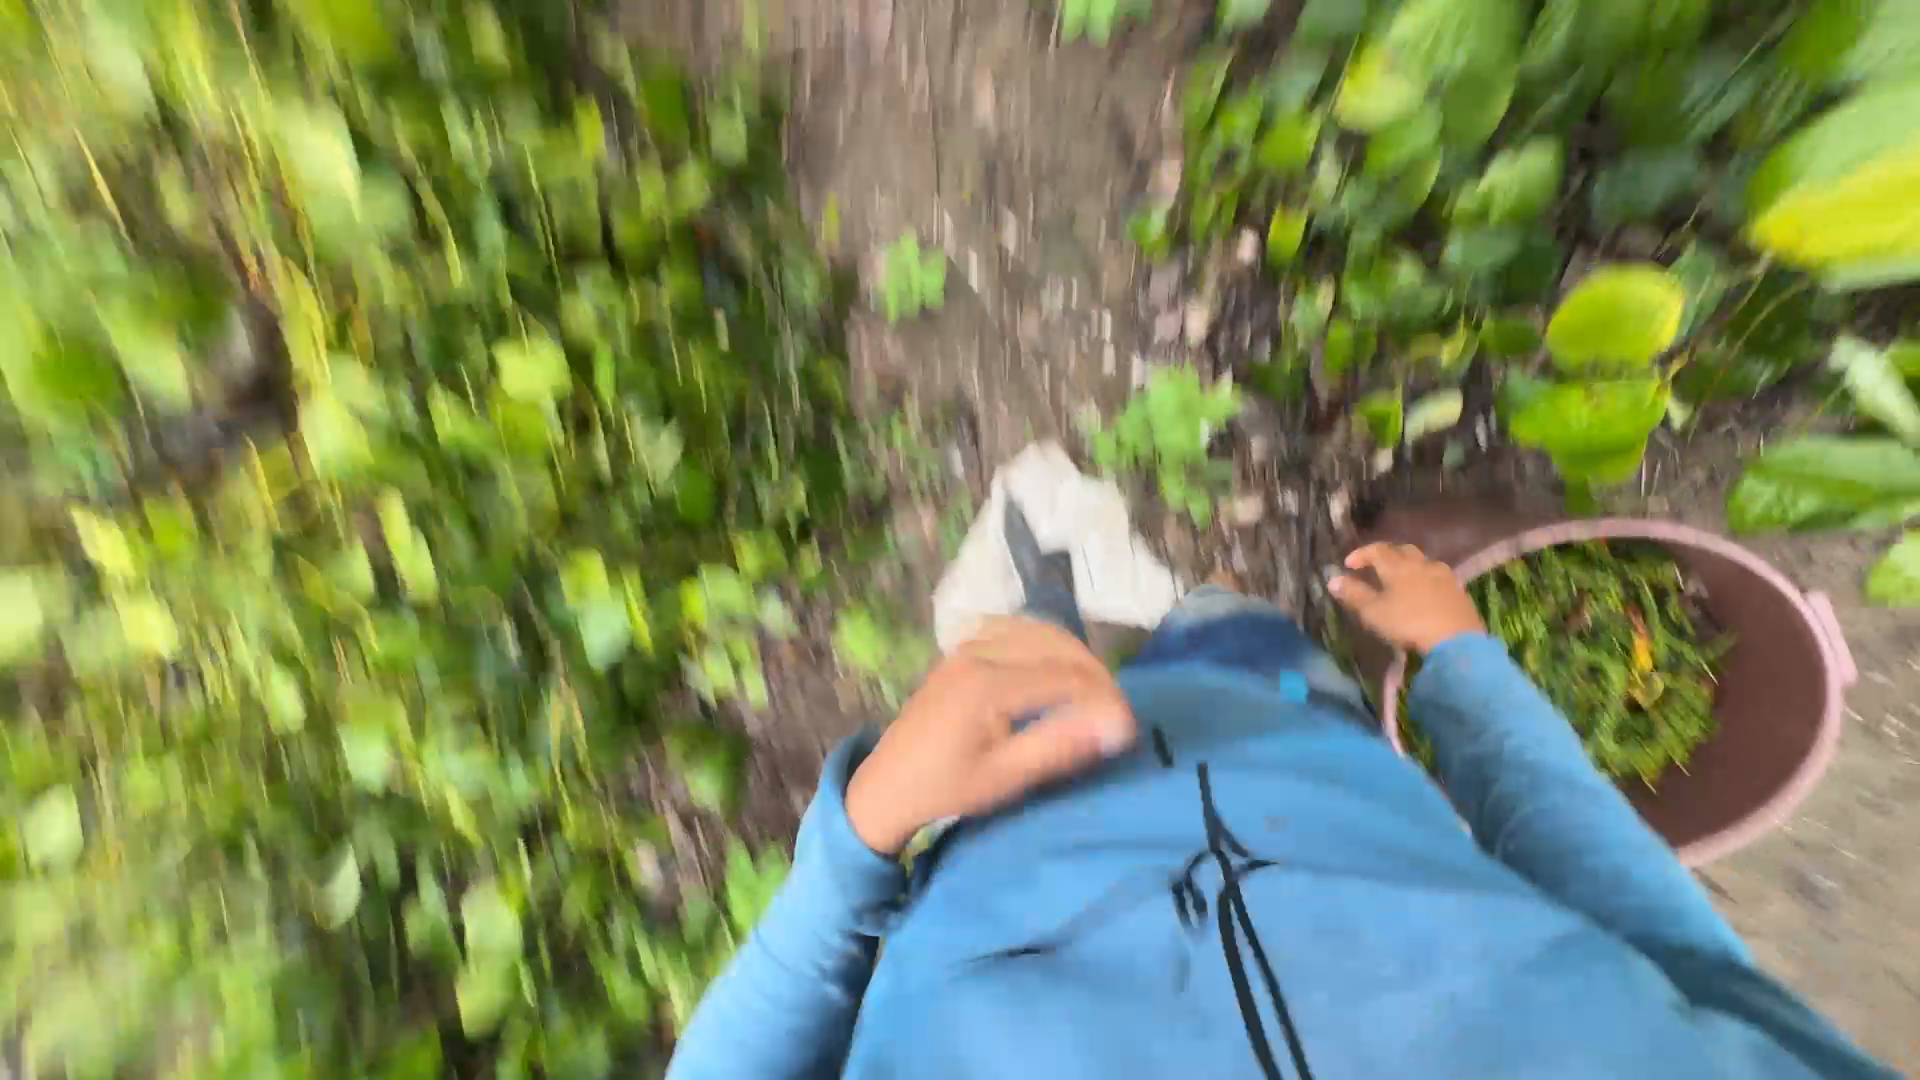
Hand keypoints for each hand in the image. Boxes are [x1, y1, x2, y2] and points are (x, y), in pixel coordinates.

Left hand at [844, 617, 1136, 854]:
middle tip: (1115, 713)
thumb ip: (1058, 745)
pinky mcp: (964, 649)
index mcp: (987, 685)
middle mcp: (979, 653)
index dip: (1105, 699)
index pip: (1067, 677)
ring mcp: (969, 646)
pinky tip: (1059, 666)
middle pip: (1058, 646)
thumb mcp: (1005, 777)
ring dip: (1075, 657)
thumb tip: (1115, 725)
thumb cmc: (947, 788)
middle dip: (1095, 675)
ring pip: (1040, 632)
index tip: (1127, 729)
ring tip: (1094, 694)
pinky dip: (1047, 642)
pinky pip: (1017, 629)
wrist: (888, 784)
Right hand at [1329, 543, 1485, 655]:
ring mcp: (1444, 576)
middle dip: (1387, 555)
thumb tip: (1333, 579)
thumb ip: (1353, 593)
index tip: (1348, 565)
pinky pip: (1438, 576)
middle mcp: (1422, 564)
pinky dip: (1425, 578)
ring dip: (1408, 566)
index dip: (1361, 554)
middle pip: (1402, 550)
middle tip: (1375, 567)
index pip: (1377, 549)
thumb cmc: (1408, 623)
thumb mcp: (1373, 611)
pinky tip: (1422, 593)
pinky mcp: (1459, 591)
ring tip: (1400, 580)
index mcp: (1398, 566)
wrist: (1456, 641)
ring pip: (1423, 562)